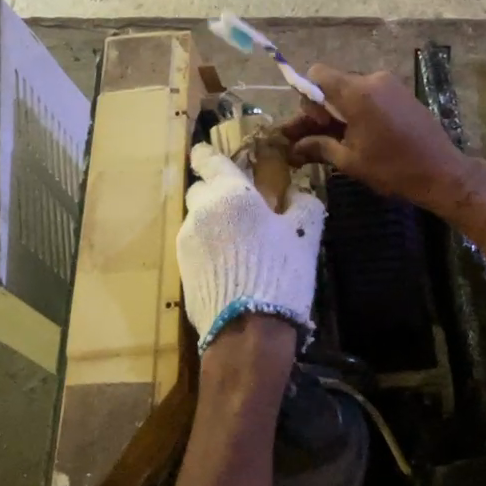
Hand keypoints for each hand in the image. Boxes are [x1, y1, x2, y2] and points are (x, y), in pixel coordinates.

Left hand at [177, 143, 325, 351]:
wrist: (248, 330)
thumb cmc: (280, 272)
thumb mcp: (304, 234)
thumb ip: (301, 205)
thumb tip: (297, 194)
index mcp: (230, 193)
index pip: (208, 159)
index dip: (209, 155)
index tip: (213, 156)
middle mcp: (201, 210)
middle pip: (200, 189)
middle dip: (214, 191)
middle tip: (238, 205)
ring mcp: (187, 241)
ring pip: (196, 219)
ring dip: (211, 222)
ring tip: (236, 241)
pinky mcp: (181, 268)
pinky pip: (194, 246)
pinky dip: (208, 247)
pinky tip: (229, 265)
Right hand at [280, 64, 472, 208]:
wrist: (442, 172)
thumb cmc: (393, 168)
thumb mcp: (350, 161)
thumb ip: (319, 146)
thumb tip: (294, 147)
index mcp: (357, 93)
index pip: (317, 74)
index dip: (308, 96)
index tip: (317, 123)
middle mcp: (373, 80)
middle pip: (334, 83)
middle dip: (322, 108)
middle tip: (318, 136)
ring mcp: (390, 84)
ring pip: (352, 90)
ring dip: (340, 110)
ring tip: (340, 138)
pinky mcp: (402, 92)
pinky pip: (371, 94)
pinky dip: (359, 109)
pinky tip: (362, 133)